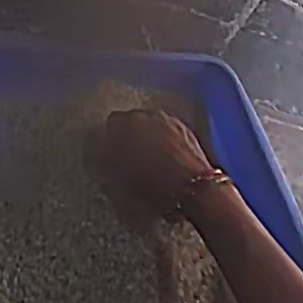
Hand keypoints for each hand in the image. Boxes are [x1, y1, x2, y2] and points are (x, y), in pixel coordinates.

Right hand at [96, 108, 215, 211]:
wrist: (194, 188)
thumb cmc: (154, 187)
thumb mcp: (123, 179)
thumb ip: (111, 160)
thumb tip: (108, 152)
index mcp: (128, 125)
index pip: (112, 122)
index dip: (111, 137)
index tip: (111, 151)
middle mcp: (148, 115)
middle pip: (133, 119)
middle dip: (130, 133)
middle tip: (130, 155)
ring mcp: (168, 118)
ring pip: (151, 122)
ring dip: (148, 133)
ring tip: (151, 156)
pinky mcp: (184, 126)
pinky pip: (167, 127)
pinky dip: (164, 137)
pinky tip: (167, 155)